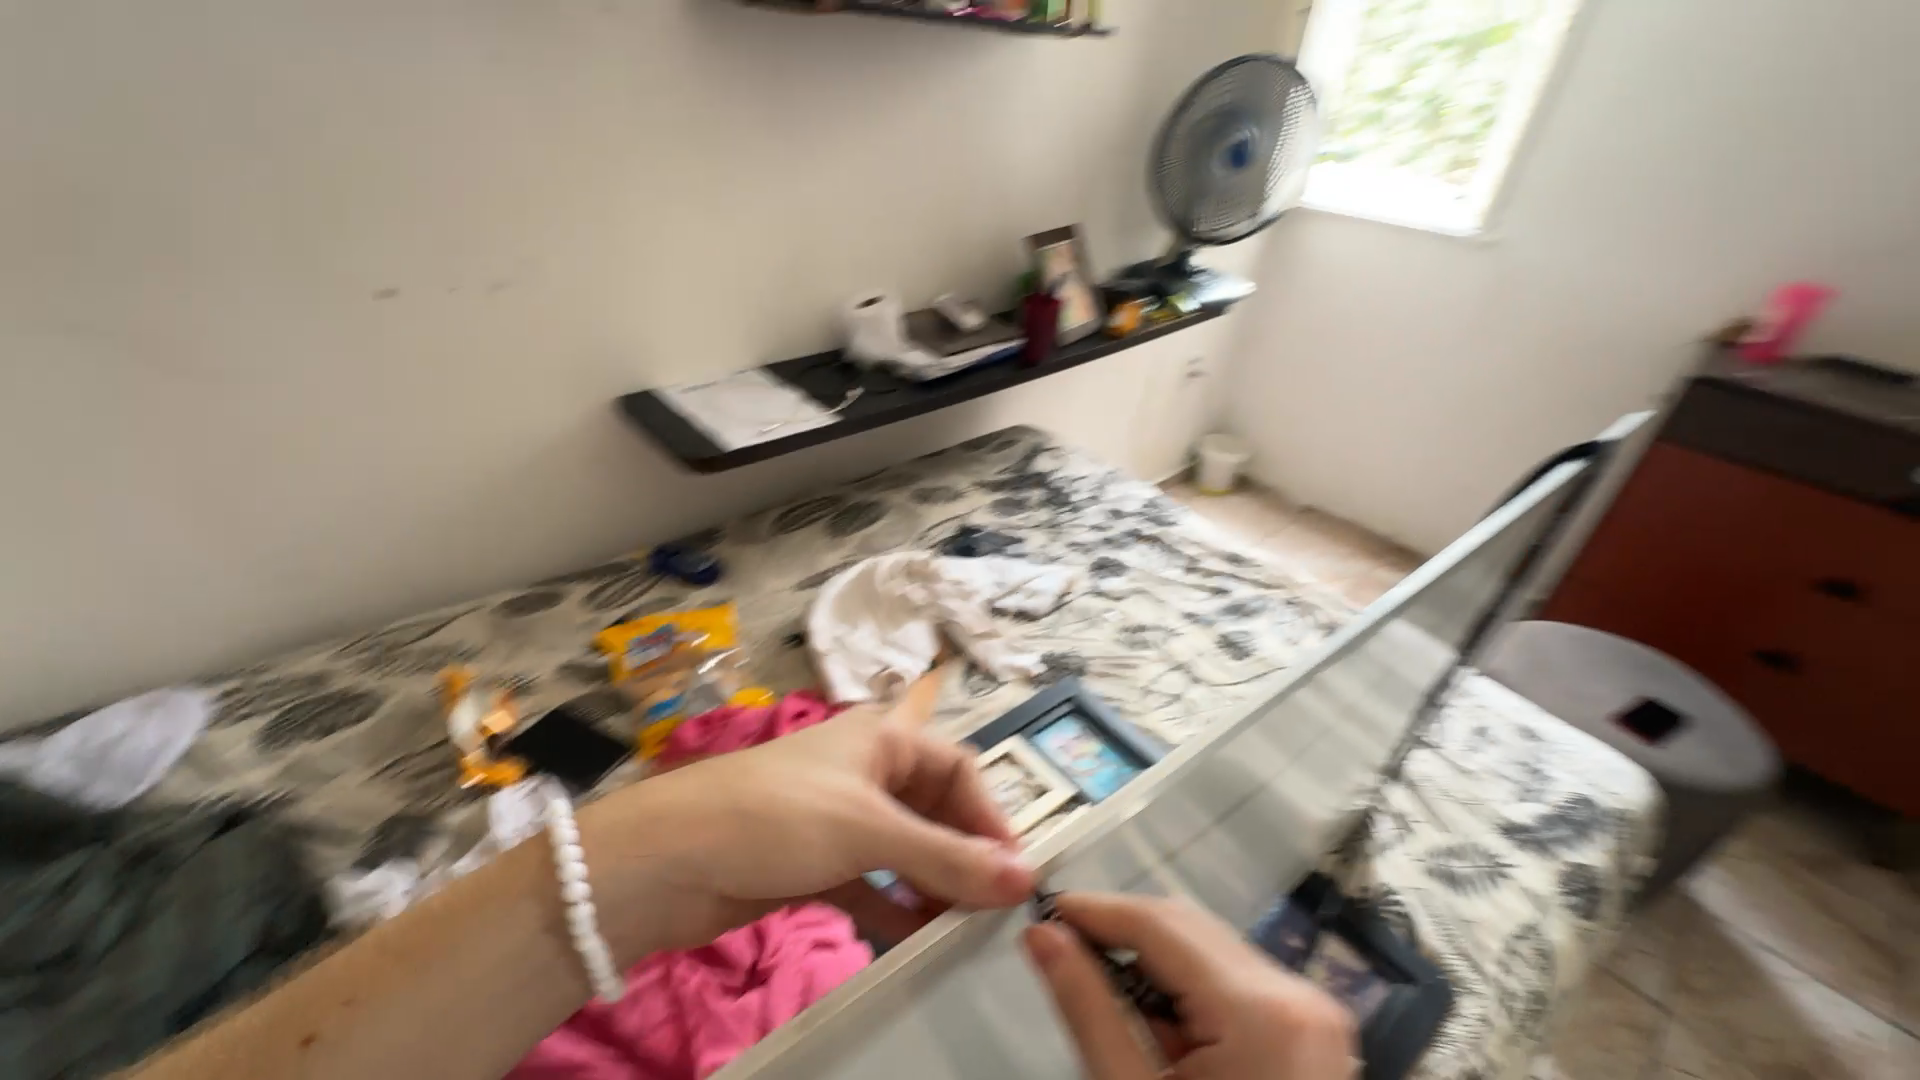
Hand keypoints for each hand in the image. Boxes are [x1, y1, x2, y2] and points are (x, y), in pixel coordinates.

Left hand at [582, 675, 1034, 959]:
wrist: (668, 860)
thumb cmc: (780, 816)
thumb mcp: (869, 829)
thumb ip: (946, 857)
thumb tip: (1026, 879)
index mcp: (882, 739)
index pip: (958, 769)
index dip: (990, 816)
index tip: (1017, 871)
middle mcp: (867, 772)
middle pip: (934, 810)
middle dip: (965, 853)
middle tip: (996, 907)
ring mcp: (840, 819)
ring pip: (906, 849)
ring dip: (936, 884)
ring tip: (967, 928)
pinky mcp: (816, 863)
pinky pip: (874, 883)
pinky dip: (898, 906)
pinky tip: (922, 939)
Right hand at [1024, 893, 1358, 1079]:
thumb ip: (1088, 1008)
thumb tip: (1042, 937)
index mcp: (1259, 1012)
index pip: (1159, 923)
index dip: (1096, 910)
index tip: (1044, 911)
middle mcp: (1298, 994)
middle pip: (1187, 926)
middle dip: (1123, 935)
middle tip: (1066, 954)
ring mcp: (1313, 1011)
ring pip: (1209, 946)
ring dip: (1154, 963)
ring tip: (1118, 1011)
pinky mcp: (1311, 1028)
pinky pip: (1233, 978)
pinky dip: (1188, 990)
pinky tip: (1166, 1034)